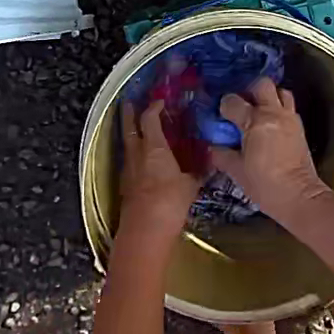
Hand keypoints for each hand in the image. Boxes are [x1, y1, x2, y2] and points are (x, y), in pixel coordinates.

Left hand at [117, 101, 199, 249]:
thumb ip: (197, 171)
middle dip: (129, 113)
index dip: (153, 107)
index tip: (159, 101)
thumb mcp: (190, 185)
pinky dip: (134, 154)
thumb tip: (208, 162)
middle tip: (129, 102)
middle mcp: (137, 153)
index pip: (150, 119)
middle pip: (129, 127)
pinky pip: (129, 161)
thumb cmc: (169, 202)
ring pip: (127, 144)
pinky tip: (141, 160)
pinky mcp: (125, 185)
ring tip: (137, 129)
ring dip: (130, 134)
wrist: (145, 231)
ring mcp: (128, 169)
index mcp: (154, 147)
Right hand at [208, 78, 328, 221]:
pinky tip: (272, 125)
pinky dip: (280, 110)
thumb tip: (213, 148)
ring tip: (260, 111)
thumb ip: (222, 155)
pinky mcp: (300, 129)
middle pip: (262, 84)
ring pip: (281, 92)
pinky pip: (289, 108)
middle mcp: (274, 114)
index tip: (221, 115)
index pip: (233, 101)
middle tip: (242, 104)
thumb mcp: (237, 172)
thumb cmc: (265, 185)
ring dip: (270, 97)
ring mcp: (290, 119)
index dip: (224, 106)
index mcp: (254, 122)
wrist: (300, 198)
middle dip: (250, 90)